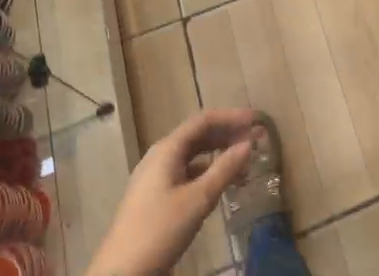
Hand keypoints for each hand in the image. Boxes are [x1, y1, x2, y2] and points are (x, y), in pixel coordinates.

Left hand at [91, 108, 258, 275]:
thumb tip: (248, 144)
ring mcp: (155, 177)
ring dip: (219, 156)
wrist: (122, 272)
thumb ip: (224, 169)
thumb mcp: (198, 199)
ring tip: (244, 166)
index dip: (231, 117)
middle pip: (198, 136)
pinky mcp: (155, 197)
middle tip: (256, 141)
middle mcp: (160, 156)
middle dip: (227, 136)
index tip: (256, 121)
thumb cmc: (160, 229)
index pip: (203, 120)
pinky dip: (207, 174)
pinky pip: (186, 174)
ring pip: (193, 157)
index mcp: (167, 149)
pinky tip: (221, 186)